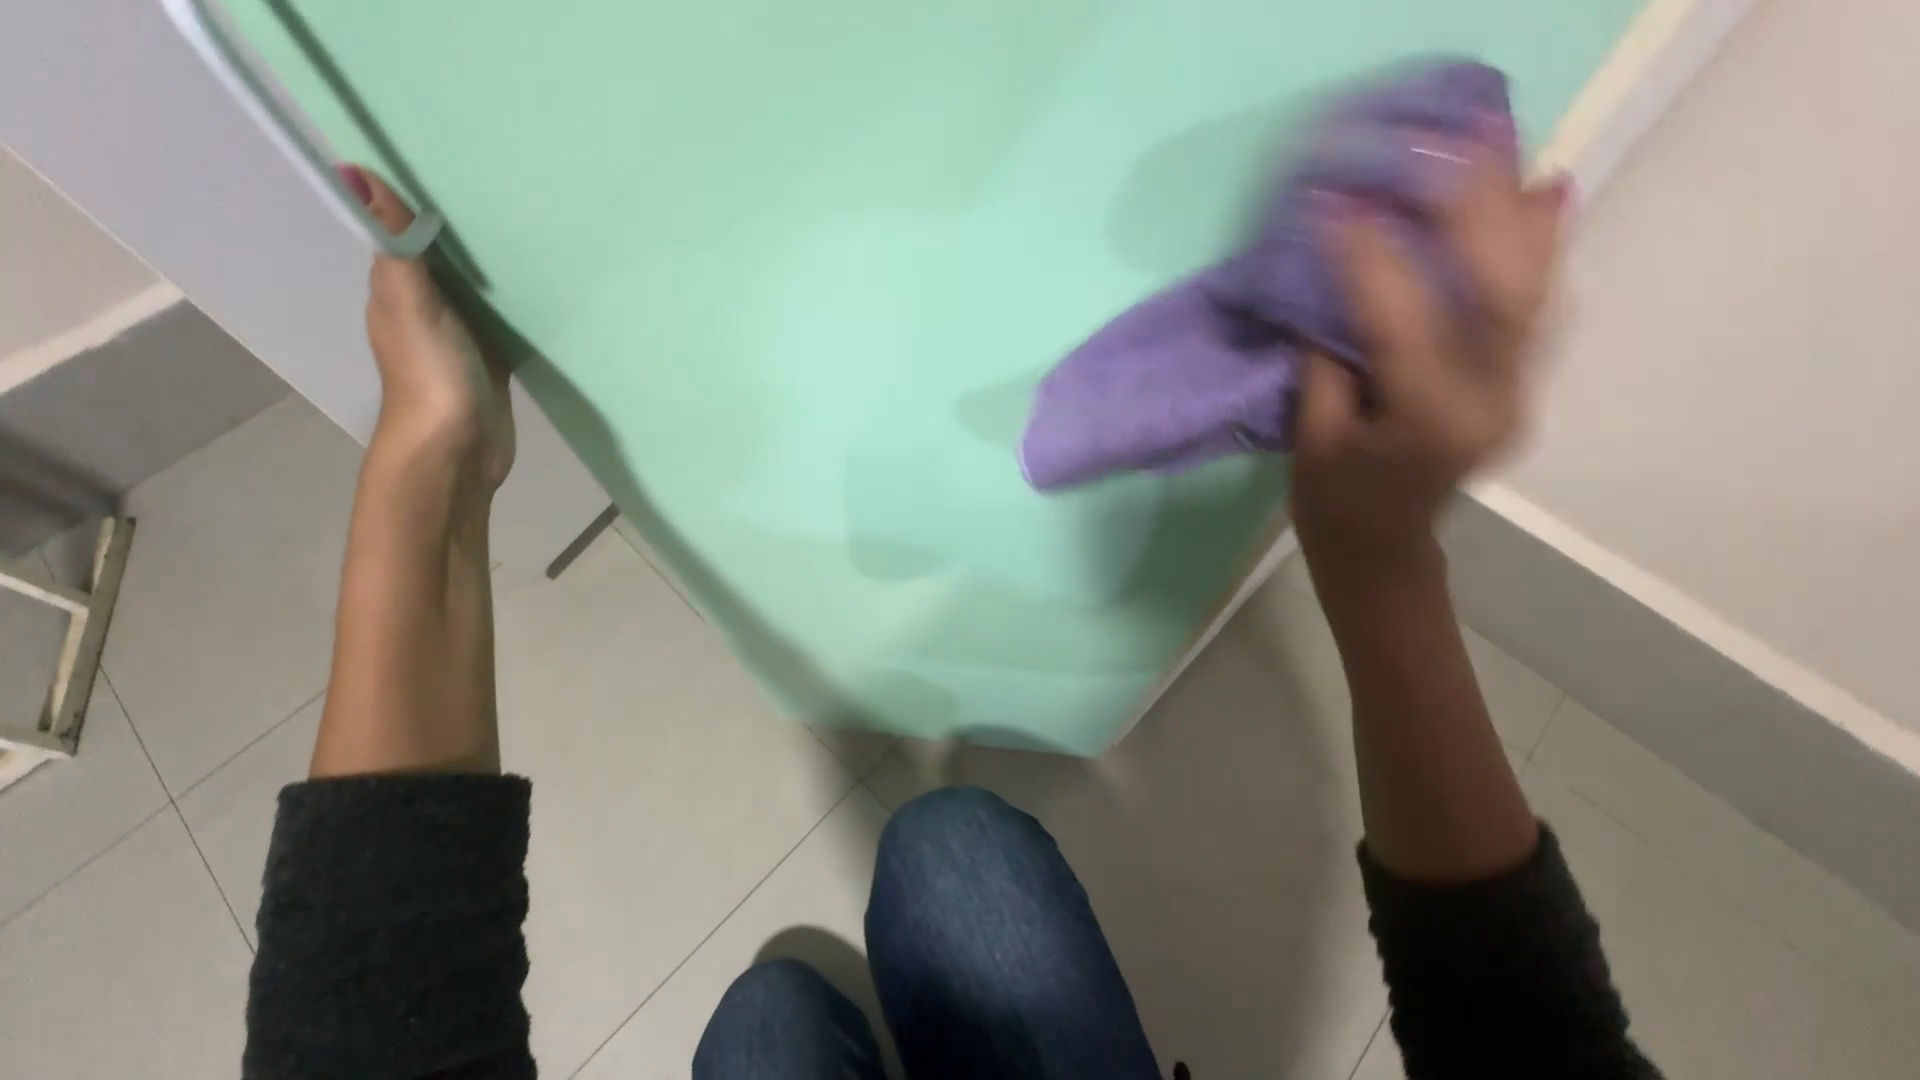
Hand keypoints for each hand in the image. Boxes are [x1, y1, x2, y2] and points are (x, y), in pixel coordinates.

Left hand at [341, 164, 514, 491]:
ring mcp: (459, 339)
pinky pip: (501, 322)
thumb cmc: (429, 375)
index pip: (401, 233)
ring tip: (529, 231)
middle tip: (505, 191)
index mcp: (397, 292)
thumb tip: (353, 170)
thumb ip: (396, 245)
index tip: (449, 163)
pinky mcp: (490, 363)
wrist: (457, 451)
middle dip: (462, 231)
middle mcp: (424, 310)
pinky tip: (538, 290)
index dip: (415, 201)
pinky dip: (513, 305)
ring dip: (492, 268)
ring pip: (474, 291)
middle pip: (441, 260)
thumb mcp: (410, 303)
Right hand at [1291, 152, 1567, 568]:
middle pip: (1499, 292)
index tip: (1335, 201)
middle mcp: (1490, 403)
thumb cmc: (1332, 503)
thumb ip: (1331, 360)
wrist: (1382, 548)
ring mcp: (1518, 392)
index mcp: (1425, 425)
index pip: (1402, 325)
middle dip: (1468, 211)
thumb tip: (1338, 286)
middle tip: (1434, 149)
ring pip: (1533, 288)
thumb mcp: (1312, 436)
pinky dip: (1540, 245)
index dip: (1367, 258)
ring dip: (1514, 213)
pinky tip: (1542, 193)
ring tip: (1493, 146)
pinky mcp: (1521, 384)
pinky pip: (1539, 306)